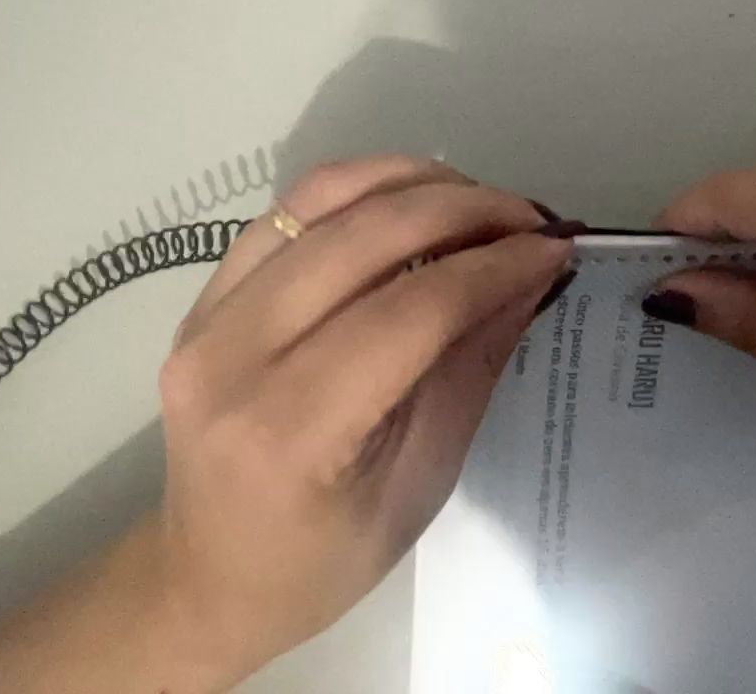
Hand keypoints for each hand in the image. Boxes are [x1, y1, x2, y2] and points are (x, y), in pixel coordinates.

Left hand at [151, 157, 573, 686]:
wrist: (210, 573)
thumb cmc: (324, 559)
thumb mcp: (421, 479)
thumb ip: (472, 362)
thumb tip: (531, 271)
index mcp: (289, 431)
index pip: (409, 311)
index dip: (492, 267)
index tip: (552, 247)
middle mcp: (231, 356)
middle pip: (364, 238)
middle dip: (463, 210)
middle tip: (528, 217)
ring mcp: (205, 315)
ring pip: (321, 200)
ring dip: (412, 181)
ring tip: (476, 199)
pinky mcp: (203, 293)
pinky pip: (289, 209)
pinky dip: (361, 186)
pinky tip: (411, 198)